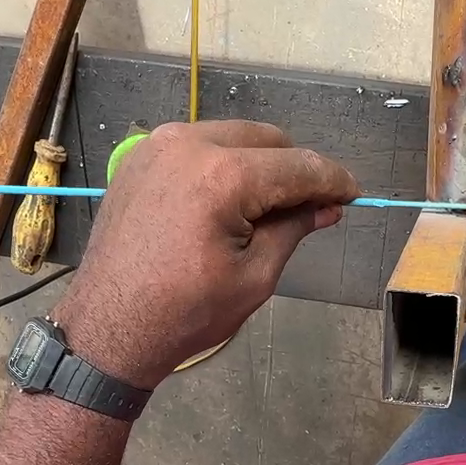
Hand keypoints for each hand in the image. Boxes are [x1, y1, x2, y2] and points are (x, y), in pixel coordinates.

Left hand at [52, 120, 359, 388]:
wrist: (111, 326)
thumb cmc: (187, 313)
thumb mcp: (255, 278)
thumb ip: (292, 230)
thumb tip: (327, 207)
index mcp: (222, 177)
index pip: (297, 166)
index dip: (332, 179)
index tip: (354, 193)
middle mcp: (189, 144)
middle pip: (266, 139)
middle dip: (296, 169)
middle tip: (314, 208)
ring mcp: (159, 145)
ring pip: (232, 137)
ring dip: (261, 165)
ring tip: (271, 210)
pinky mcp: (141, 158)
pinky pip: (199, 147)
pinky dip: (225, 165)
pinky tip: (232, 203)